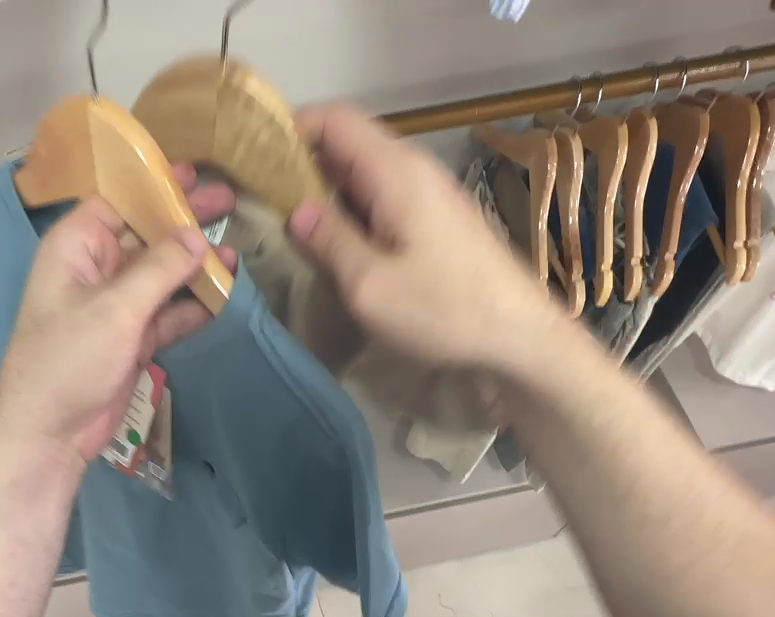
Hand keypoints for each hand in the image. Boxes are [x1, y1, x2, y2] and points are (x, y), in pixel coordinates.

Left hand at [0, 169, 238, 468]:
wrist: (50, 433)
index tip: (196, 173)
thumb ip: (159, 269)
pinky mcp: (130, 340)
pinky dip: (192, 308)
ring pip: (161, 277)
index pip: (117, 200)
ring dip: (195, 269)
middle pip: (145, 235)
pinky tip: (223, 296)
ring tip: (235, 254)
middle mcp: (95, 270)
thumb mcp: (115, 308)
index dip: (155, 185)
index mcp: (76, 247)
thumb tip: (196, 236)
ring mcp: (115, 307)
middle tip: (229, 202)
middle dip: (184, 223)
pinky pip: (167, 314)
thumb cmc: (69, 360)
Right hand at [288, 104, 576, 390]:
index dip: (292, 130)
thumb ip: (329, 242)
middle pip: (348, 146)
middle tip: (263, 204)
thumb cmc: (443, 311)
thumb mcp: (369, 285)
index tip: (256, 162)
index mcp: (396, 173)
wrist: (518, 338)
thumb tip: (296, 211)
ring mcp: (428, 197)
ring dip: (326, 196)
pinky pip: (382, 202)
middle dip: (303, 166)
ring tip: (290, 229)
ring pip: (364, 177)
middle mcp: (413, 172)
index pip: (336, 120)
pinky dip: (351, 215)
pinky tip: (334, 249)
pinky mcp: (436, 223)